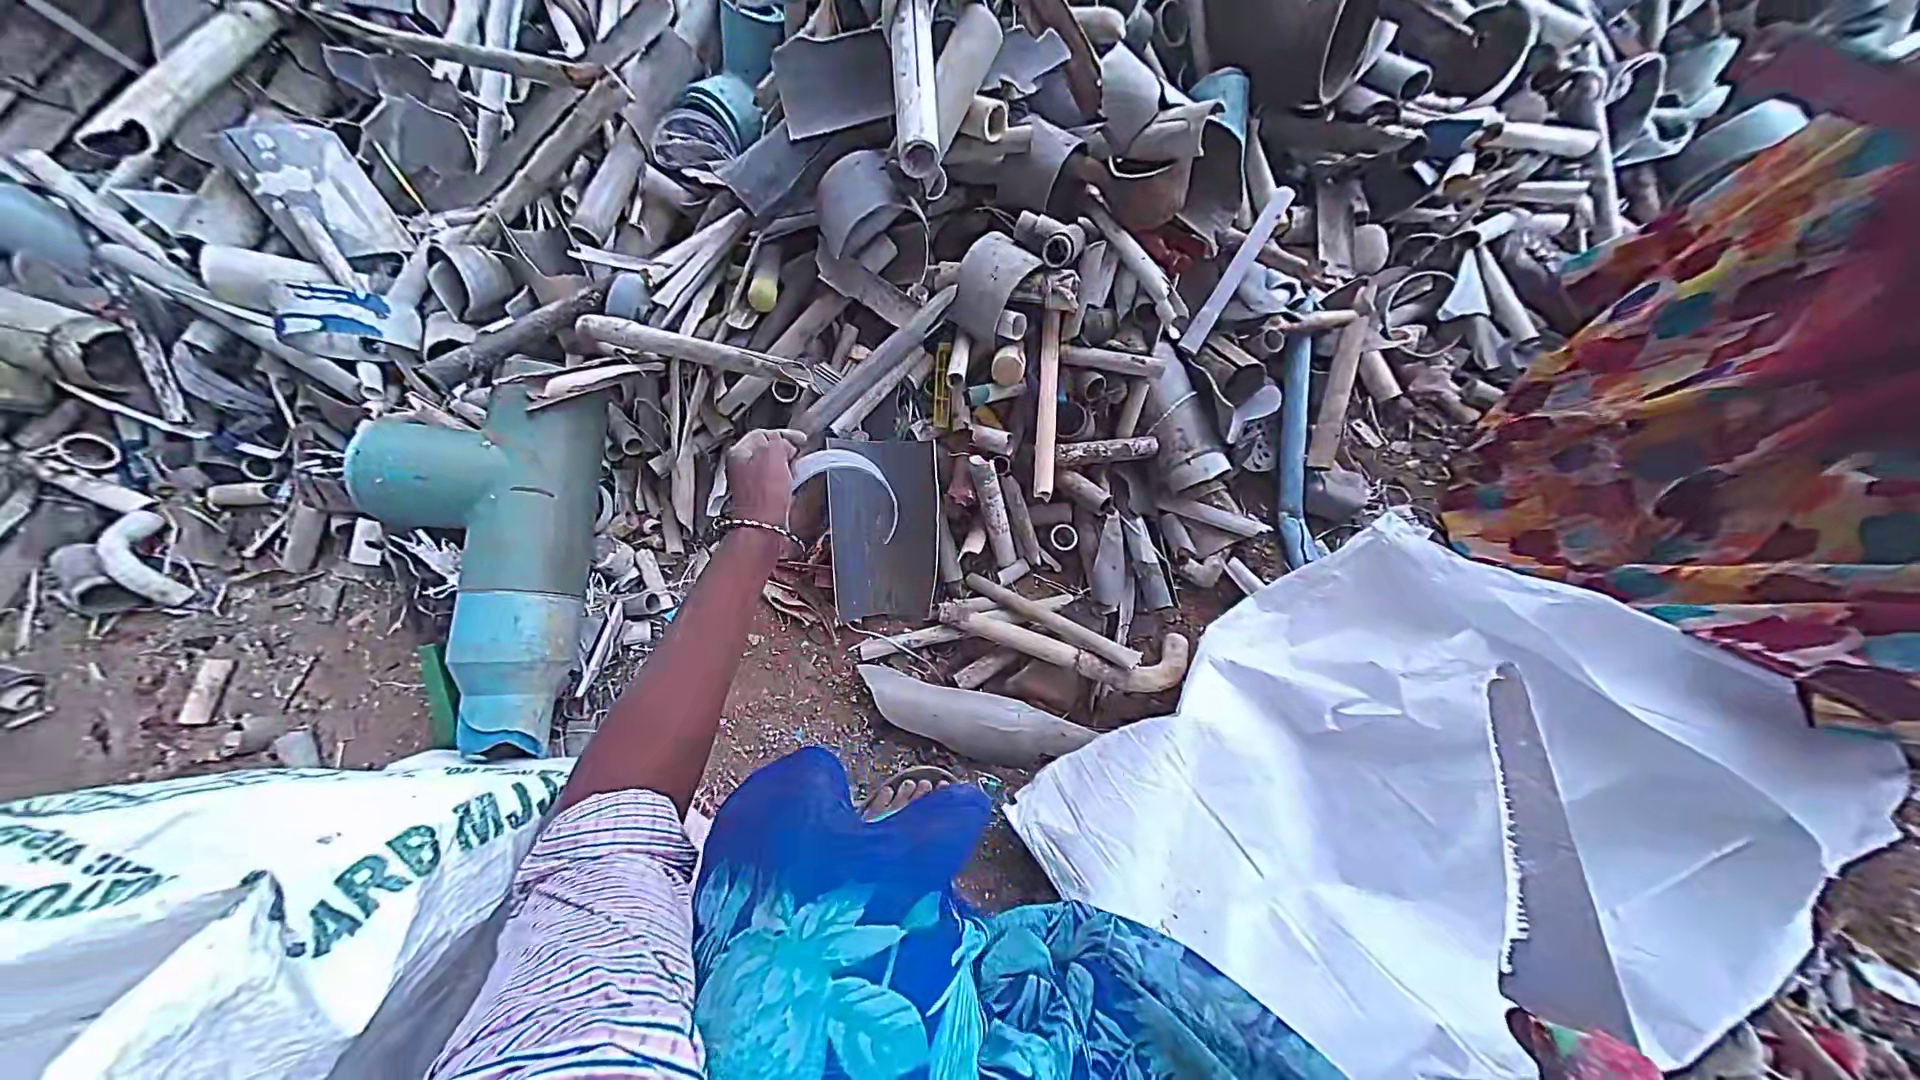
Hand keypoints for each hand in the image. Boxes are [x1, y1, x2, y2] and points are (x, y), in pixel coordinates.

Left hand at [725, 428, 805, 525]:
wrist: (765, 527)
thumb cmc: (764, 496)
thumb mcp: (774, 455)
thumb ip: (780, 441)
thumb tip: (787, 445)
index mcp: (739, 453)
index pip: (764, 434)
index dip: (785, 435)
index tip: (800, 440)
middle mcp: (741, 468)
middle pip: (768, 450)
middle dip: (786, 451)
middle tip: (798, 455)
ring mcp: (750, 484)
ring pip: (773, 467)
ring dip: (787, 467)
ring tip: (796, 472)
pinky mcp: (761, 498)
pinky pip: (776, 483)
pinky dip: (786, 481)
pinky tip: (792, 487)